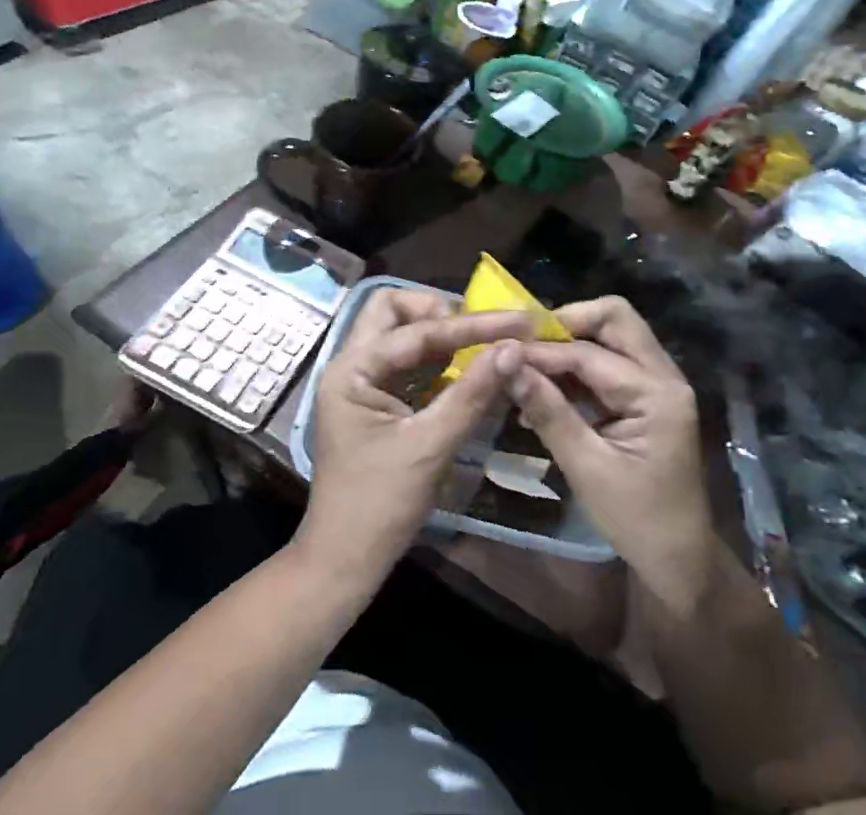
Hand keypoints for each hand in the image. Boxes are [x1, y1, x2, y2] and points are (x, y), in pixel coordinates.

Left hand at [298, 290, 528, 585]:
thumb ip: (471, 394)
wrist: (347, 555)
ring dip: (441, 334)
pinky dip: (437, 360)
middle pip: (392, 311)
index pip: (416, 331)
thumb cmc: (380, 503)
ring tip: (486, 342)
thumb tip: (514, 349)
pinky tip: (468, 369)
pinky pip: (407, 364)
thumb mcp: (430, 446)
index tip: (518, 321)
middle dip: (440, 312)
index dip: (471, 325)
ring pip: (400, 335)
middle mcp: (350, 366)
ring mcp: (361, 383)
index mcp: (351, 370)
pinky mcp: (376, 402)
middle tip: (484, 331)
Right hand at [507, 297, 710, 607]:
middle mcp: (663, 376)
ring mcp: (656, 385)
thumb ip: (548, 411)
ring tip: (525, 363)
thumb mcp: (586, 466)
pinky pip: (607, 363)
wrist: (677, 556)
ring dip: (568, 342)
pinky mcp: (644, 398)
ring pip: (611, 336)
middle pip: (614, 319)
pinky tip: (543, 386)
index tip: (498, 353)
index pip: (589, 353)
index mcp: (657, 393)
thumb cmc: (635, 517)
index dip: (541, 351)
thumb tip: (507, 366)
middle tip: (521, 344)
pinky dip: (574, 366)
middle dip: (564, 323)